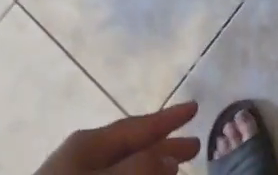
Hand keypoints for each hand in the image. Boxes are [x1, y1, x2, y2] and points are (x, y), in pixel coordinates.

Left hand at [35, 102, 201, 174]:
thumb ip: (140, 168)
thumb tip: (170, 155)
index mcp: (88, 145)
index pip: (137, 125)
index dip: (168, 119)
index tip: (196, 108)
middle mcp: (81, 160)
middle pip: (131, 149)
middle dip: (162, 151)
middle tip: (194, 150)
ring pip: (122, 172)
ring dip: (149, 173)